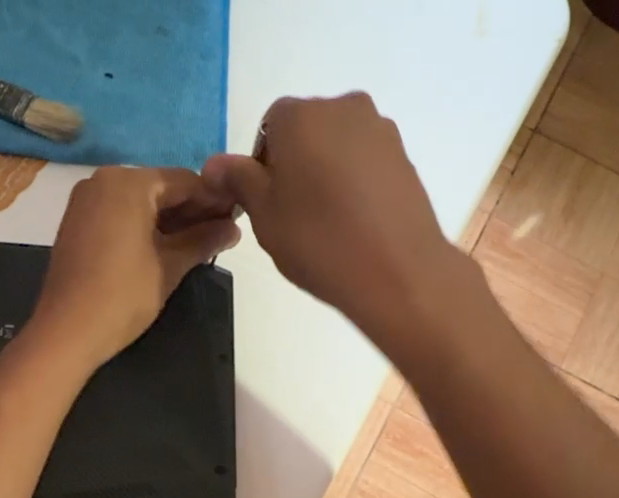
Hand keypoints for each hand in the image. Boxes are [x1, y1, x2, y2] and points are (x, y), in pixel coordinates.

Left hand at [24, 166, 240, 370]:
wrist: (66, 332)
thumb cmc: (121, 297)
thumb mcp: (169, 267)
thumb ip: (202, 241)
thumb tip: (232, 228)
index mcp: (129, 182)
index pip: (185, 181)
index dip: (214, 200)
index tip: (237, 219)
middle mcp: (103, 180)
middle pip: (160, 188)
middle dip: (190, 211)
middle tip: (219, 235)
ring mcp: (85, 202)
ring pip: (138, 203)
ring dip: (167, 221)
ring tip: (196, 246)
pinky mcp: (75, 224)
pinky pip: (117, 215)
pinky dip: (141, 228)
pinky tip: (162, 248)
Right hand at [203, 94, 461, 326]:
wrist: (396, 270)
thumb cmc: (317, 240)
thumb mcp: (263, 215)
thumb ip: (238, 181)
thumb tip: (214, 164)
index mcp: (300, 116)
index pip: (269, 127)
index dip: (262, 165)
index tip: (266, 203)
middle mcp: (342, 107)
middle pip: (305, 131)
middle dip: (294, 164)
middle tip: (292, 215)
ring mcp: (379, 129)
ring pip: (336, 146)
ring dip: (324, 173)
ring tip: (325, 222)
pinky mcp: (403, 155)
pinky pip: (364, 162)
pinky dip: (352, 183)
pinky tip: (353, 222)